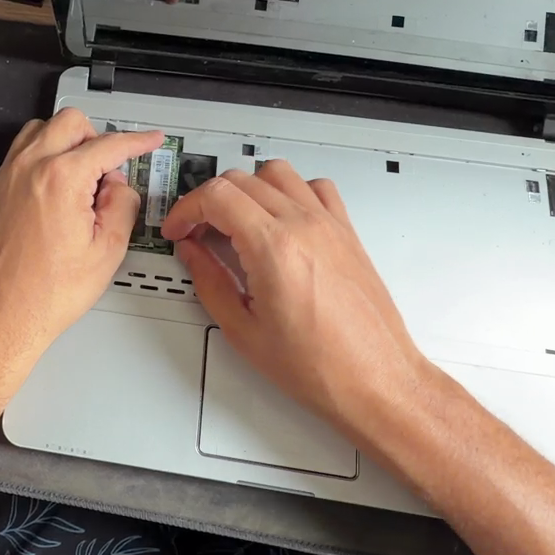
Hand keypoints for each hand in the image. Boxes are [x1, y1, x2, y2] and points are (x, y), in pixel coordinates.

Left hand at [0, 109, 164, 385]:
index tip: (148, 139)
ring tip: (85, 179)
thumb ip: (122, 206)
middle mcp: (31, 168)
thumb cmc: (44, 294)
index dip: (136, 141)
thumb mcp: (107, 252)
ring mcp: (10, 175)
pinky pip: (24, 149)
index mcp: (61, 178)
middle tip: (111, 171)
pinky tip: (61, 184)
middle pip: (72, 122)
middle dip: (98, 138)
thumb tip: (120, 188)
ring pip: (44, 128)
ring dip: (69, 141)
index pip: (108, 144)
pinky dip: (46, 152)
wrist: (0, 316)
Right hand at [160, 160, 434, 432]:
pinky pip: (315, 187)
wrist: (377, 381)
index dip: (185, 210)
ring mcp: (328, 224)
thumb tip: (192, 253)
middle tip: (196, 231)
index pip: (215, 197)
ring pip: (276, 172)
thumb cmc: (322, 367)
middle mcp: (303, 226)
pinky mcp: (346, 231)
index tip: (178, 229)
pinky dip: (289, 191)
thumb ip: (210, 282)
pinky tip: (278, 217)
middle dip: (207, 201)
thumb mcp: (244, 331)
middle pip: (239, 180)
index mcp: (274, 248)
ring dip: (246, 188)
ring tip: (234, 219)